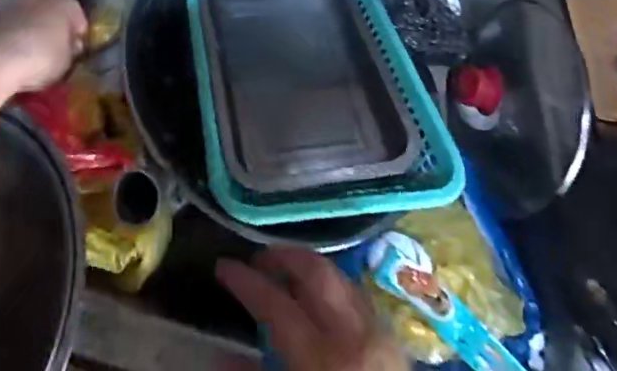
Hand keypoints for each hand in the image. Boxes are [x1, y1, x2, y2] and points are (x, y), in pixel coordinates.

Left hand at [0, 0, 86, 93]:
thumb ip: (71, 52)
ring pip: (32, 19)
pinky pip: (13, 27)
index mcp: (69, 4)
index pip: (80, 22)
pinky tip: (12, 57)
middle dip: (55, 32)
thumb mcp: (67, 63)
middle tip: (54, 56)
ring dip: (33, 33)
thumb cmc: (42, 59)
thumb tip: (70, 48)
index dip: (78, 41)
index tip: (74, 58)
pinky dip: (15, 38)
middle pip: (55, 15)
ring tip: (30, 58)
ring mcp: (18, 2)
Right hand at [217, 248, 404, 370]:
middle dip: (282, 257)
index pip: (275, 304)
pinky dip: (334, 286)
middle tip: (256, 260)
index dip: (245, 281)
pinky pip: (358, 297)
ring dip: (310, 268)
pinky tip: (321, 299)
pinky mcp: (395, 343)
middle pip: (315, 273)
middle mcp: (354, 334)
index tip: (222, 265)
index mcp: (321, 357)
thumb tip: (220, 358)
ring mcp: (379, 334)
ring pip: (340, 277)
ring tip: (285, 273)